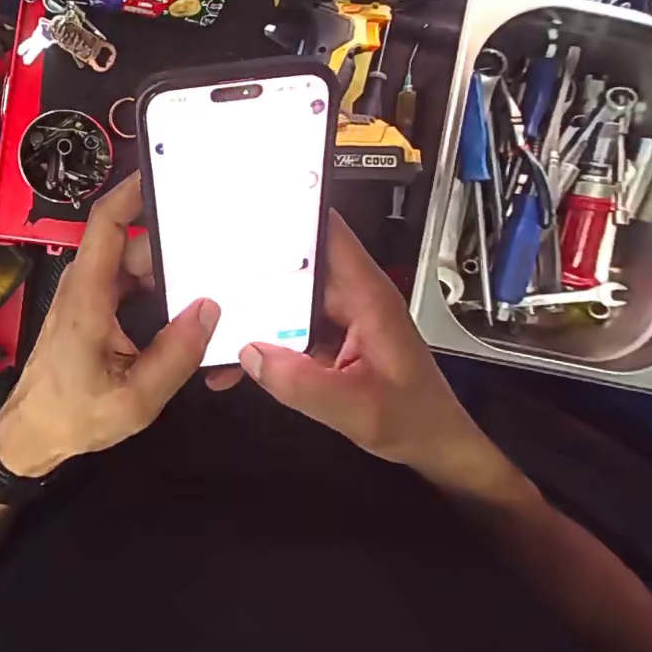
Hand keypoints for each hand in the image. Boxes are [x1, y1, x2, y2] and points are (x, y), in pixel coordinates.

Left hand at [0, 174, 219, 477]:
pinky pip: (137, 285)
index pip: (107, 223)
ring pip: (141, 267)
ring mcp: (92, 295)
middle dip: (179, 246)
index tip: (167, 171)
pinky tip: (189, 311)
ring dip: (174, 276)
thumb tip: (209, 308)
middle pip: (139, 246)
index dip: (134, 191)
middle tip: (222, 250)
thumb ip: (176, 355)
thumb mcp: (135, 397)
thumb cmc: (73, 416)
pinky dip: (163, 293)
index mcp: (89, 295)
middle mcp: (88, 284)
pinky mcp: (99, 308)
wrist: (31, 439)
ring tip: (212, 288)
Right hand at [236, 211, 511, 493]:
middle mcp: (355, 296)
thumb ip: (302, 383)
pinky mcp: (335, 336)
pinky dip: (270, 337)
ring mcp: (343, 315)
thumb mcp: (357, 409)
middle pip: (300, 263)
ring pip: (292, 296)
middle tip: (217, 273)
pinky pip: (295, 325)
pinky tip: (243, 358)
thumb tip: (252, 354)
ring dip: (259, 308)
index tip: (253, 208)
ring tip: (223, 322)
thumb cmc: (416, 419)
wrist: (434, 443)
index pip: (330, 231)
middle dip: (259, 265)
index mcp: (368, 295)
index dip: (293, 213)